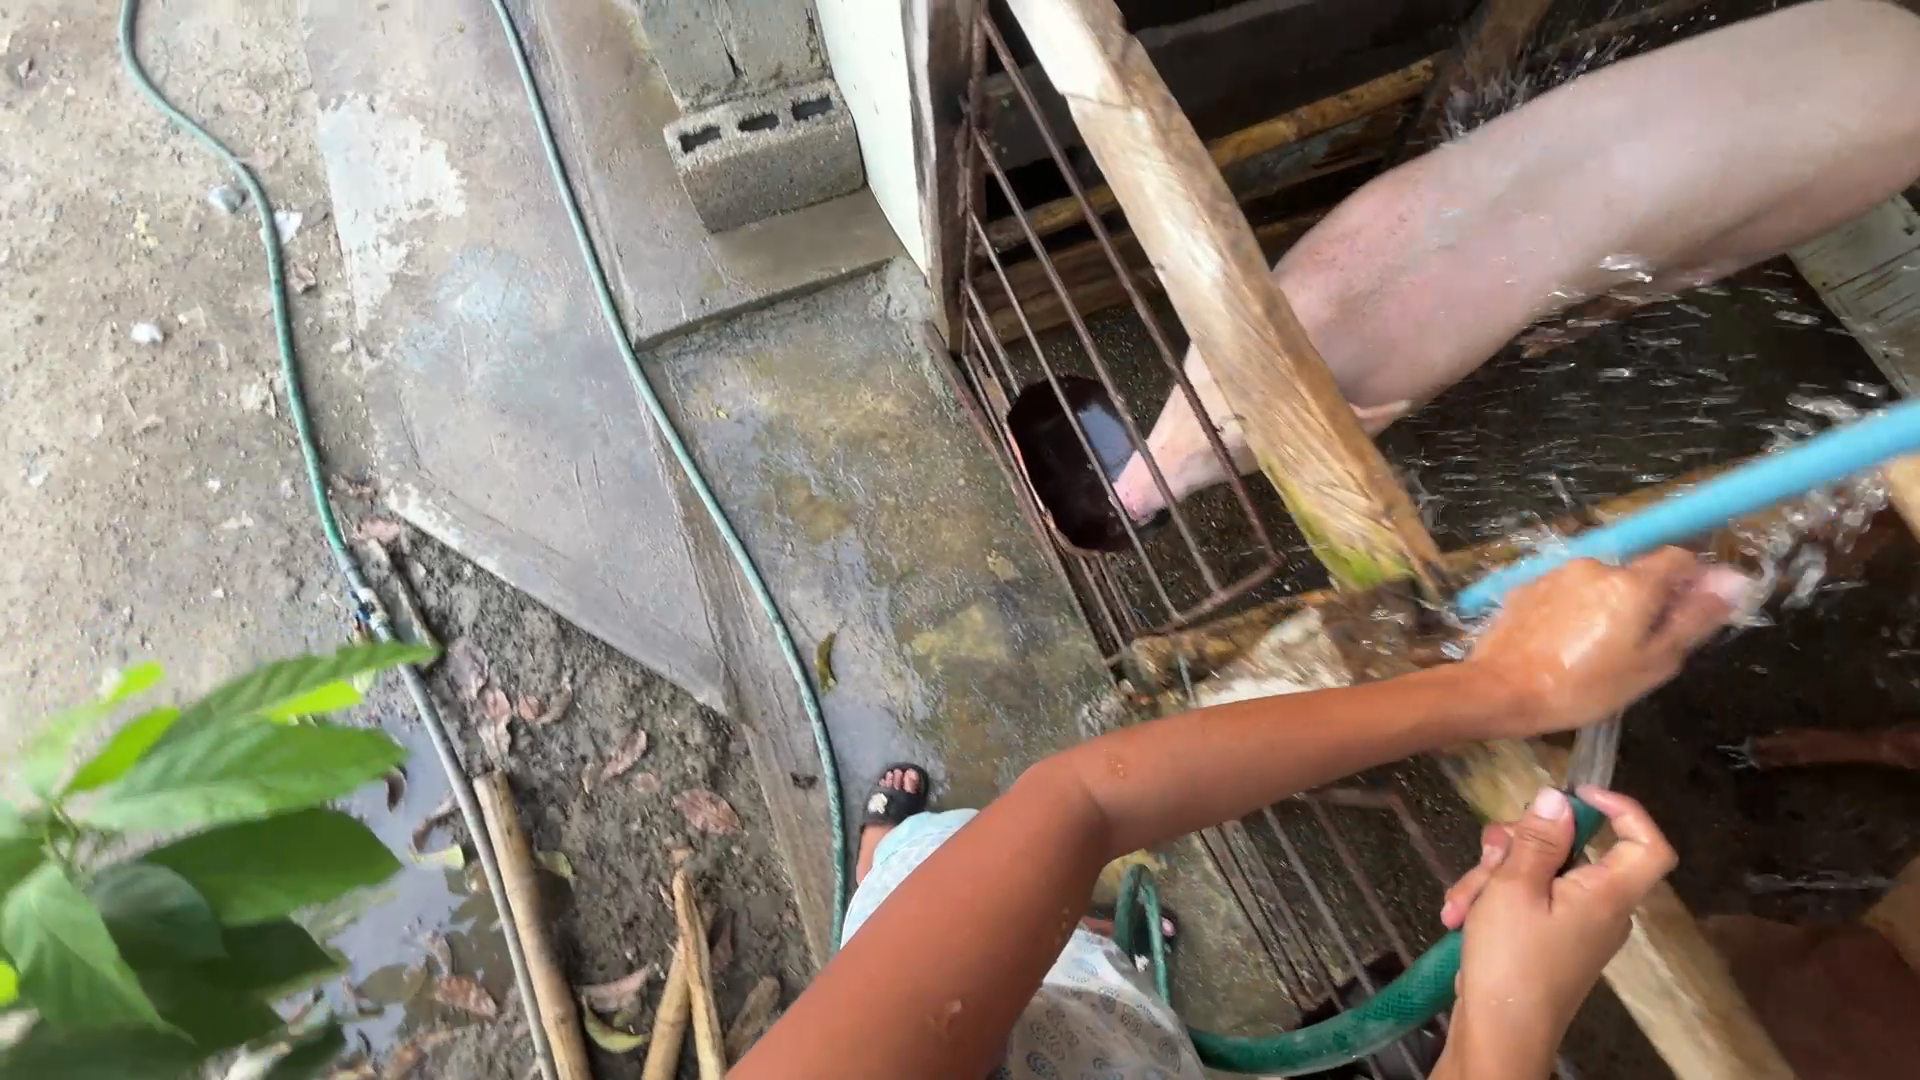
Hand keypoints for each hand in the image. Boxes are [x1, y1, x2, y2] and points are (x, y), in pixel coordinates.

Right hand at [1433, 787, 1676, 1079]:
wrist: (1500, 1027)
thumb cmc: (1512, 955)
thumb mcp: (1514, 887)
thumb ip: (1536, 841)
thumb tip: (1557, 798)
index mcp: (1606, 894)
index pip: (1647, 845)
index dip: (1622, 810)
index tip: (1575, 791)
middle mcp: (1599, 905)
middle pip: (1568, 849)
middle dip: (1515, 844)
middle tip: (1486, 856)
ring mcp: (1572, 921)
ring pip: (1534, 869)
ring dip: (1489, 875)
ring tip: (1463, 902)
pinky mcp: (1546, 934)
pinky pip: (1521, 895)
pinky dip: (1489, 897)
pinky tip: (1461, 914)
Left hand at [1467, 548, 1751, 733]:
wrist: (1501, 689)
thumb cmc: (1585, 685)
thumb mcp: (1655, 660)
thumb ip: (1695, 617)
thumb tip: (1734, 581)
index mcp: (1629, 582)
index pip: (1678, 558)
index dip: (1692, 582)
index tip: (1690, 613)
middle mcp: (1589, 567)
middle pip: (1635, 572)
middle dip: (1647, 599)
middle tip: (1640, 644)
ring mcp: (1550, 575)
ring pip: (1597, 583)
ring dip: (1608, 604)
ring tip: (1597, 648)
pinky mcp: (1522, 588)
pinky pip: (1564, 591)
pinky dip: (1573, 608)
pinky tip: (1564, 641)